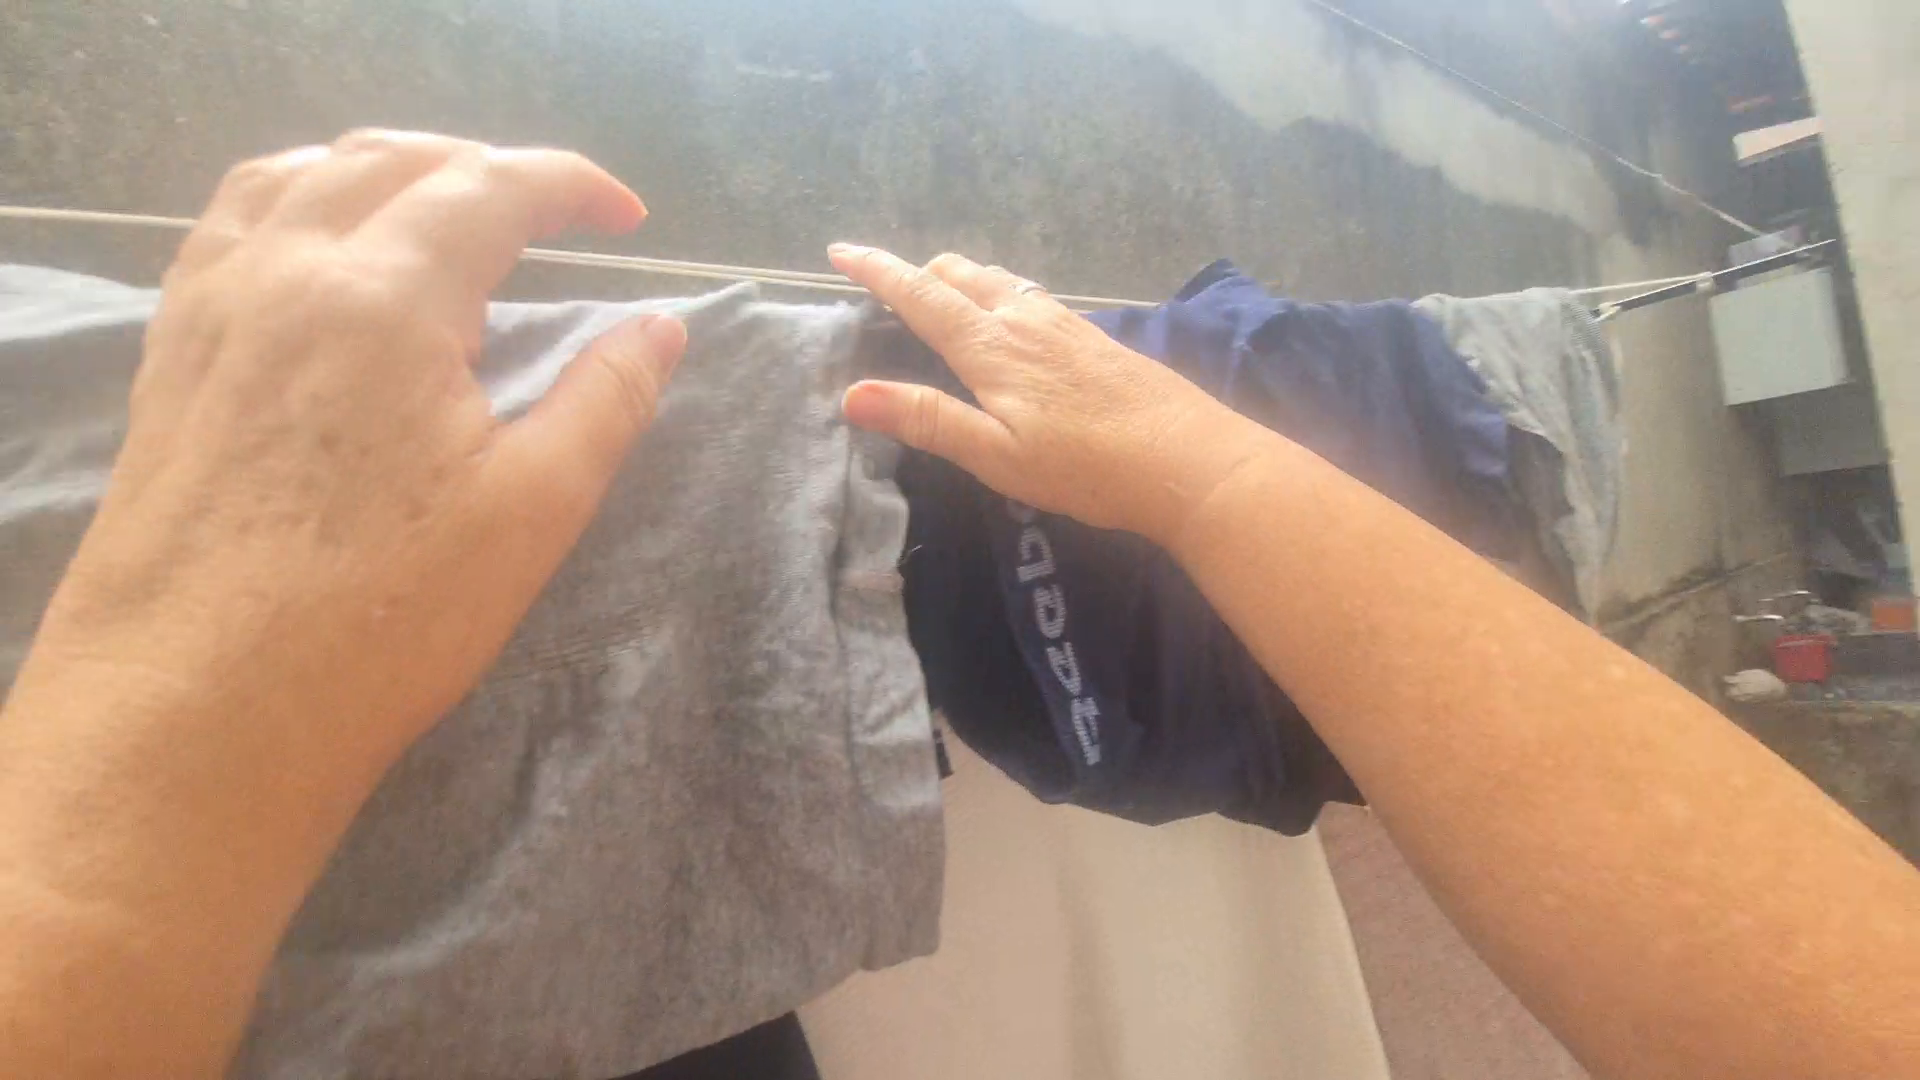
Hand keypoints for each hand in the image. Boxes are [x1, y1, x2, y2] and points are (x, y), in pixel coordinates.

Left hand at [7, 130, 686, 785]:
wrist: (203, 715)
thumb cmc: (397, 611)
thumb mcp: (542, 501)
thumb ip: (609, 395)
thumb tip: (663, 325)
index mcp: (382, 300)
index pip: (486, 189)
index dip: (569, 185)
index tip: (630, 215)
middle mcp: (282, 274)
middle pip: (392, 162)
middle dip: (491, 168)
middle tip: (565, 215)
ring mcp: (211, 310)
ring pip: (301, 176)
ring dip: (398, 171)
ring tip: (462, 212)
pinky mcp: (176, 358)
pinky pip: (239, 226)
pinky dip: (316, 203)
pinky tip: (348, 257)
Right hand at [827, 245, 1265, 545]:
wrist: (1185, 459)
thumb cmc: (1085, 466)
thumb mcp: (996, 454)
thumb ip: (927, 420)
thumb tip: (851, 395)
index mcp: (992, 346)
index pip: (920, 295)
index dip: (877, 270)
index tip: (841, 251)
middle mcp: (1025, 320)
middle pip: (961, 275)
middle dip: (917, 271)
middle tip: (889, 285)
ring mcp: (1065, 324)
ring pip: (1000, 280)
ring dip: (961, 278)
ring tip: (942, 294)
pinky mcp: (1094, 337)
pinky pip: (1032, 296)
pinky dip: (1000, 293)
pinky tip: (1012, 320)